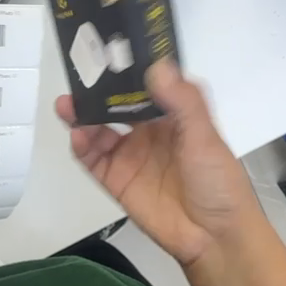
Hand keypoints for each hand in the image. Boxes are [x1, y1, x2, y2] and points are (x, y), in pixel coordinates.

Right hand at [55, 61, 263, 266]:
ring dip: (82, 117)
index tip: (110, 50)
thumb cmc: (218, 181)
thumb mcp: (205, 135)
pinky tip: (78, 134)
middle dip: (96, 91)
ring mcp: (130, 156)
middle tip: (79, 75)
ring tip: (68, 105)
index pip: (146, 84)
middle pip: (116, 105)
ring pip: (99, 130)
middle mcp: (149, 132)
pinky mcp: (116, 181)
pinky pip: (93, 160)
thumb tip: (156, 67)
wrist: (212, 235)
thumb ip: (183, 101)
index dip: (127, 69)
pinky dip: (82, 147)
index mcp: (174, 115)